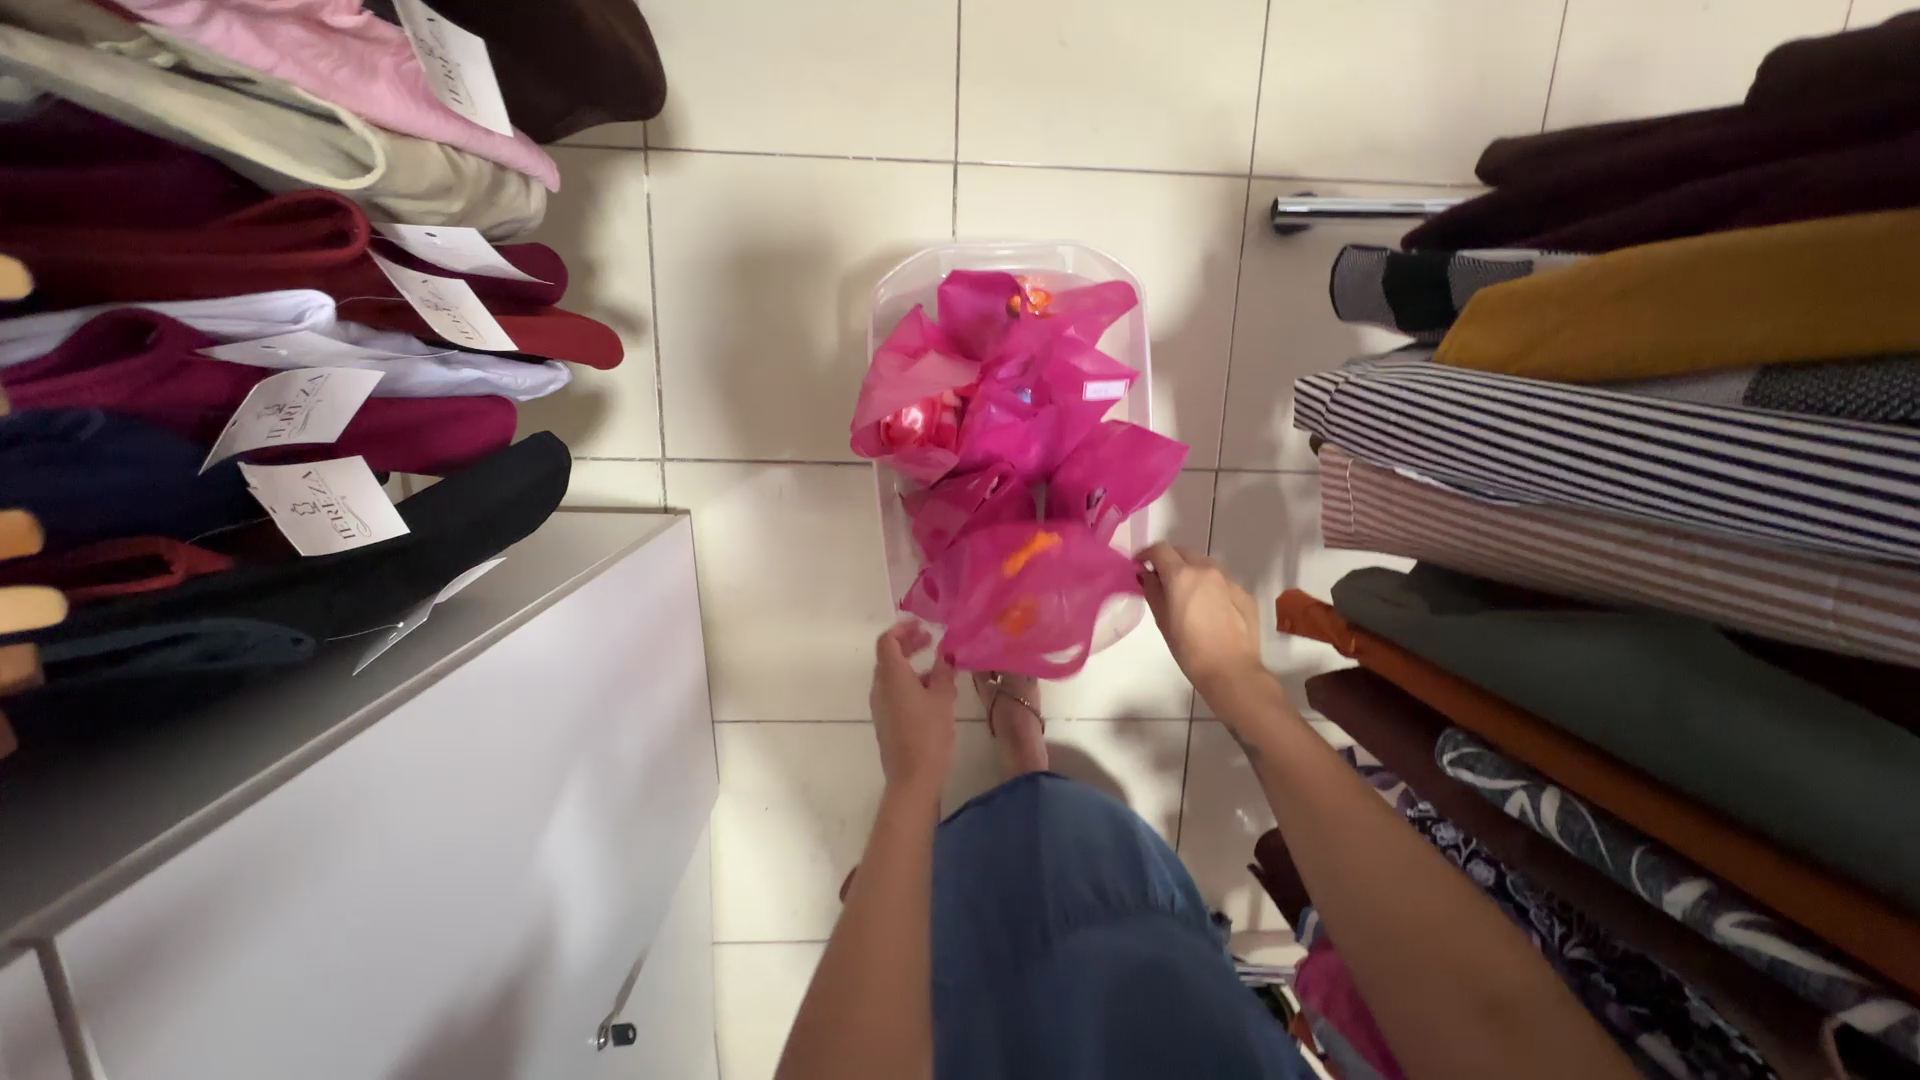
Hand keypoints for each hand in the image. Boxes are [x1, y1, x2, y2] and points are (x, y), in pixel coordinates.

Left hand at [869, 621, 957, 798]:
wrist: (912, 778)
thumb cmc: (929, 734)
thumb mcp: (942, 698)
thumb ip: (942, 671)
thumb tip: (945, 653)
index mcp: (891, 676)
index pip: (887, 641)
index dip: (902, 629)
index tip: (922, 625)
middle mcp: (880, 687)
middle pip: (888, 656)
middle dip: (908, 644)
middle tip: (930, 640)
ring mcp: (880, 705)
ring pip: (891, 675)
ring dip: (910, 664)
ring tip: (938, 667)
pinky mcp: (885, 720)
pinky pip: (894, 691)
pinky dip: (909, 682)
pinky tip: (932, 692)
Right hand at [1138, 542, 1266, 696]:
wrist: (1231, 670)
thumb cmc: (1188, 649)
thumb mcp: (1162, 620)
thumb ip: (1153, 590)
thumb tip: (1148, 574)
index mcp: (1182, 575)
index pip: (1160, 549)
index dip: (1147, 553)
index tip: (1140, 564)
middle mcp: (1207, 569)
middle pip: (1184, 552)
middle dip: (1171, 560)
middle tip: (1163, 579)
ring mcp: (1229, 580)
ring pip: (1206, 564)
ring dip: (1192, 570)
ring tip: (1188, 593)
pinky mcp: (1245, 593)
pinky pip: (1223, 581)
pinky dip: (1212, 586)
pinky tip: (1211, 609)